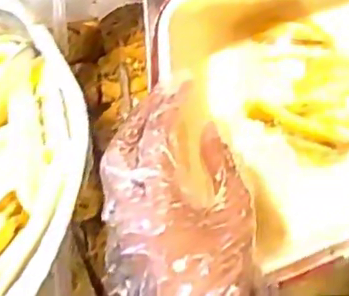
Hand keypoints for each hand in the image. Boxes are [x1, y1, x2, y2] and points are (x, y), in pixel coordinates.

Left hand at [99, 79, 256, 295]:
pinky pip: (119, 185)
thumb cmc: (220, 268)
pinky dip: (133, 157)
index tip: (184, 81)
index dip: (168, 103)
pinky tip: (152, 151)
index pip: (154, 135)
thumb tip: (208, 129)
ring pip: (114, 167)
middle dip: (141, 112)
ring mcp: (121, 224)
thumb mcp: (234, 211)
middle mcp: (129, 208)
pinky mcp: (122, 237)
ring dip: (133, 133)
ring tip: (156, 113)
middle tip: (165, 90)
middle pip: (121, 146)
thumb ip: (221, 165)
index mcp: (156, 198)